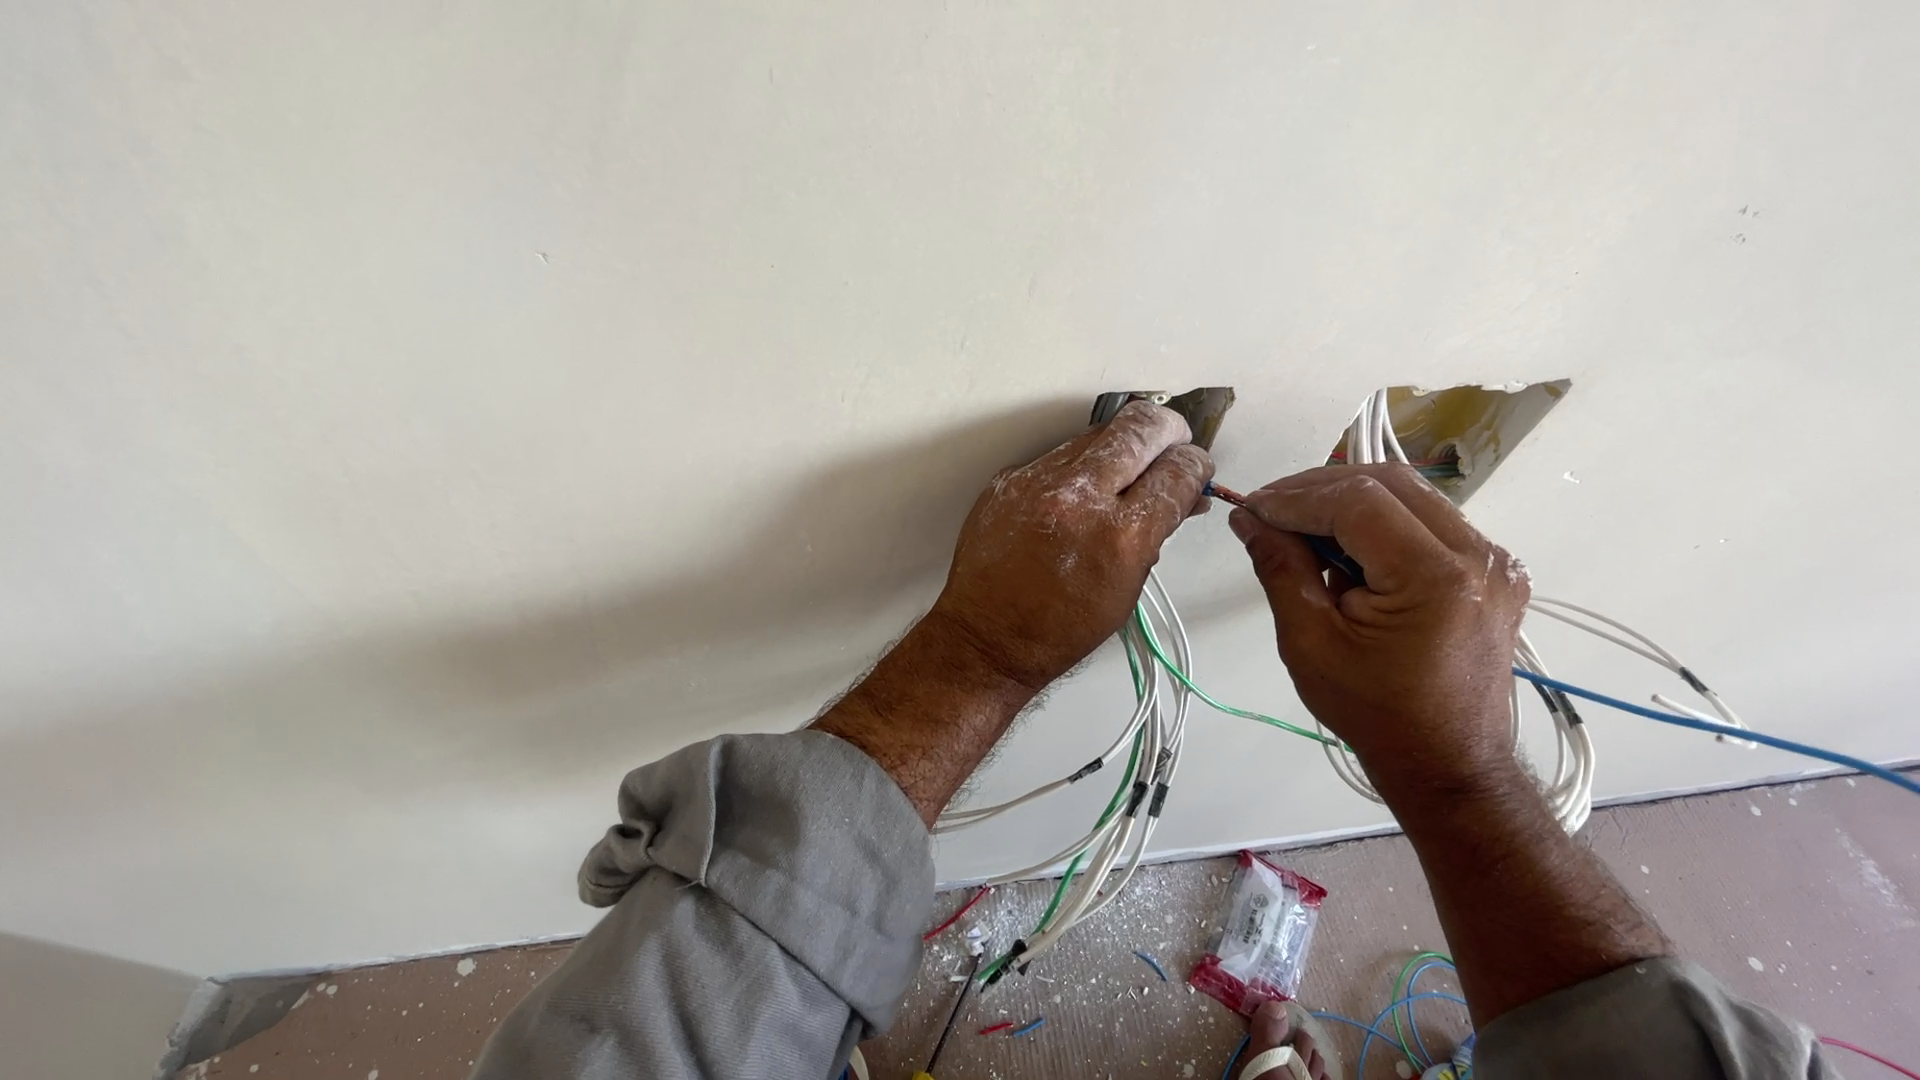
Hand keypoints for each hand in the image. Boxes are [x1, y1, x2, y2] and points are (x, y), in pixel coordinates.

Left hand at [929, 401, 1213, 690]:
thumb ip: (1156, 534)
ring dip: (1122, 444)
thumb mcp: (1127, 588)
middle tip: (1172, 442)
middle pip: (1141, 427)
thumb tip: (1182, 498)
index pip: (1177, 471)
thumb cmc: (1059, 627)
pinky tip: (1079, 491)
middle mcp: (1081, 498)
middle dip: (1167, 430)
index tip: (1195, 469)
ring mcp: (1039, 482)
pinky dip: (1078, 466)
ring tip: (1126, 469)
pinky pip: (1058, 454)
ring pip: (1098, 432)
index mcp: (1122, 536)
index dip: (1196, 466)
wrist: (987, 635)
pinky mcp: (1009, 479)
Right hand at [1227, 464, 1528, 793]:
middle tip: (1269, 511)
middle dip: (1319, 489)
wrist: (1446, 761)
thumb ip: (1280, 569)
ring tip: (1300, 527)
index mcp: (1435, 578)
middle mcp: (1477, 556)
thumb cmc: (1372, 711)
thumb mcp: (1308, 642)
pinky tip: (1344, 548)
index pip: (1357, 500)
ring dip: (1348, 500)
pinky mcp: (1491, 570)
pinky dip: (1379, 521)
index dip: (1296, 498)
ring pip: (1410, 495)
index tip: (1251, 511)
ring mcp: (1493, 560)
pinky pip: (1428, 520)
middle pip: (1388, 482)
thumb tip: (1246, 519)